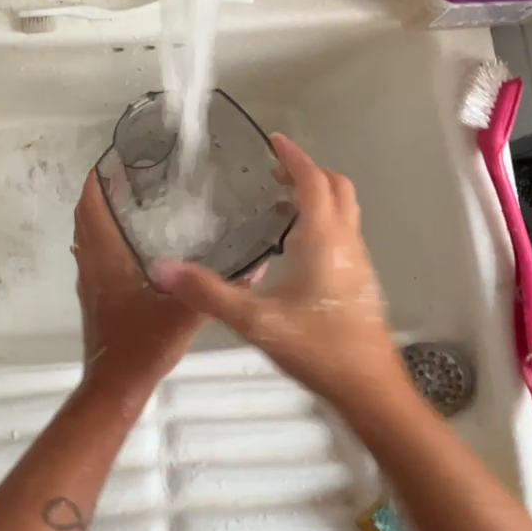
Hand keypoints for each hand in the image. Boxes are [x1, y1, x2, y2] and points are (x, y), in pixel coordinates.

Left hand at [72, 170, 207, 408]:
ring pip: (87, 234)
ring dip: (102, 212)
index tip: (117, 156)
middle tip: (134, 172)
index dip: (98, 179)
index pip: (91, 206)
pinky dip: (106, 234)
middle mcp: (91, 264)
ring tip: (137, 196)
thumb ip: (215, 288)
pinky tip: (138, 239)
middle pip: (86, 215)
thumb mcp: (185, 314)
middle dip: (103, 190)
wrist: (115, 387)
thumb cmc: (142, 346)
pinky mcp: (95, 295)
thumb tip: (255, 264)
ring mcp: (90, 280)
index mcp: (106, 258)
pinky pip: (94, 252)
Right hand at [149, 134, 406, 411]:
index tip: (274, 141)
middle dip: (309, 172)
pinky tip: (295, 250)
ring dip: (318, 196)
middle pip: (337, 188)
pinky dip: (323, 222)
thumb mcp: (255, 320)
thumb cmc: (317, 347)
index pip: (313, 182)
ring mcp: (359, 262)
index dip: (295, 157)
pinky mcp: (360, 282)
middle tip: (275, 172)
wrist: (370, 389)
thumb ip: (207, 292)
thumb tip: (161, 267)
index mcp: (324, 238)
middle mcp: (347, 242)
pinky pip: (344, 234)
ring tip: (280, 204)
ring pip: (345, 212)